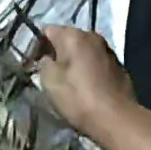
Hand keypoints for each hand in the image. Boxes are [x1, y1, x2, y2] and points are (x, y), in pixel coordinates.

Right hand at [32, 25, 138, 140]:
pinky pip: (96, 61)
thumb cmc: (79, 97)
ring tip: (68, 84)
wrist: (117, 118)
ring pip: (83, 50)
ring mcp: (107, 49)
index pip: (47, 31)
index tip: (32, 66)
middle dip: (56, 54)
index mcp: (72, 35)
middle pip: (66, 39)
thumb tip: (48, 58)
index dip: (36, 47)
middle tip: (49, 76)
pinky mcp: (118, 64)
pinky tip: (87, 88)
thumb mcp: (50, 81)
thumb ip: (44, 63)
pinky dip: (88, 70)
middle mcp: (91, 35)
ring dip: (74, 62)